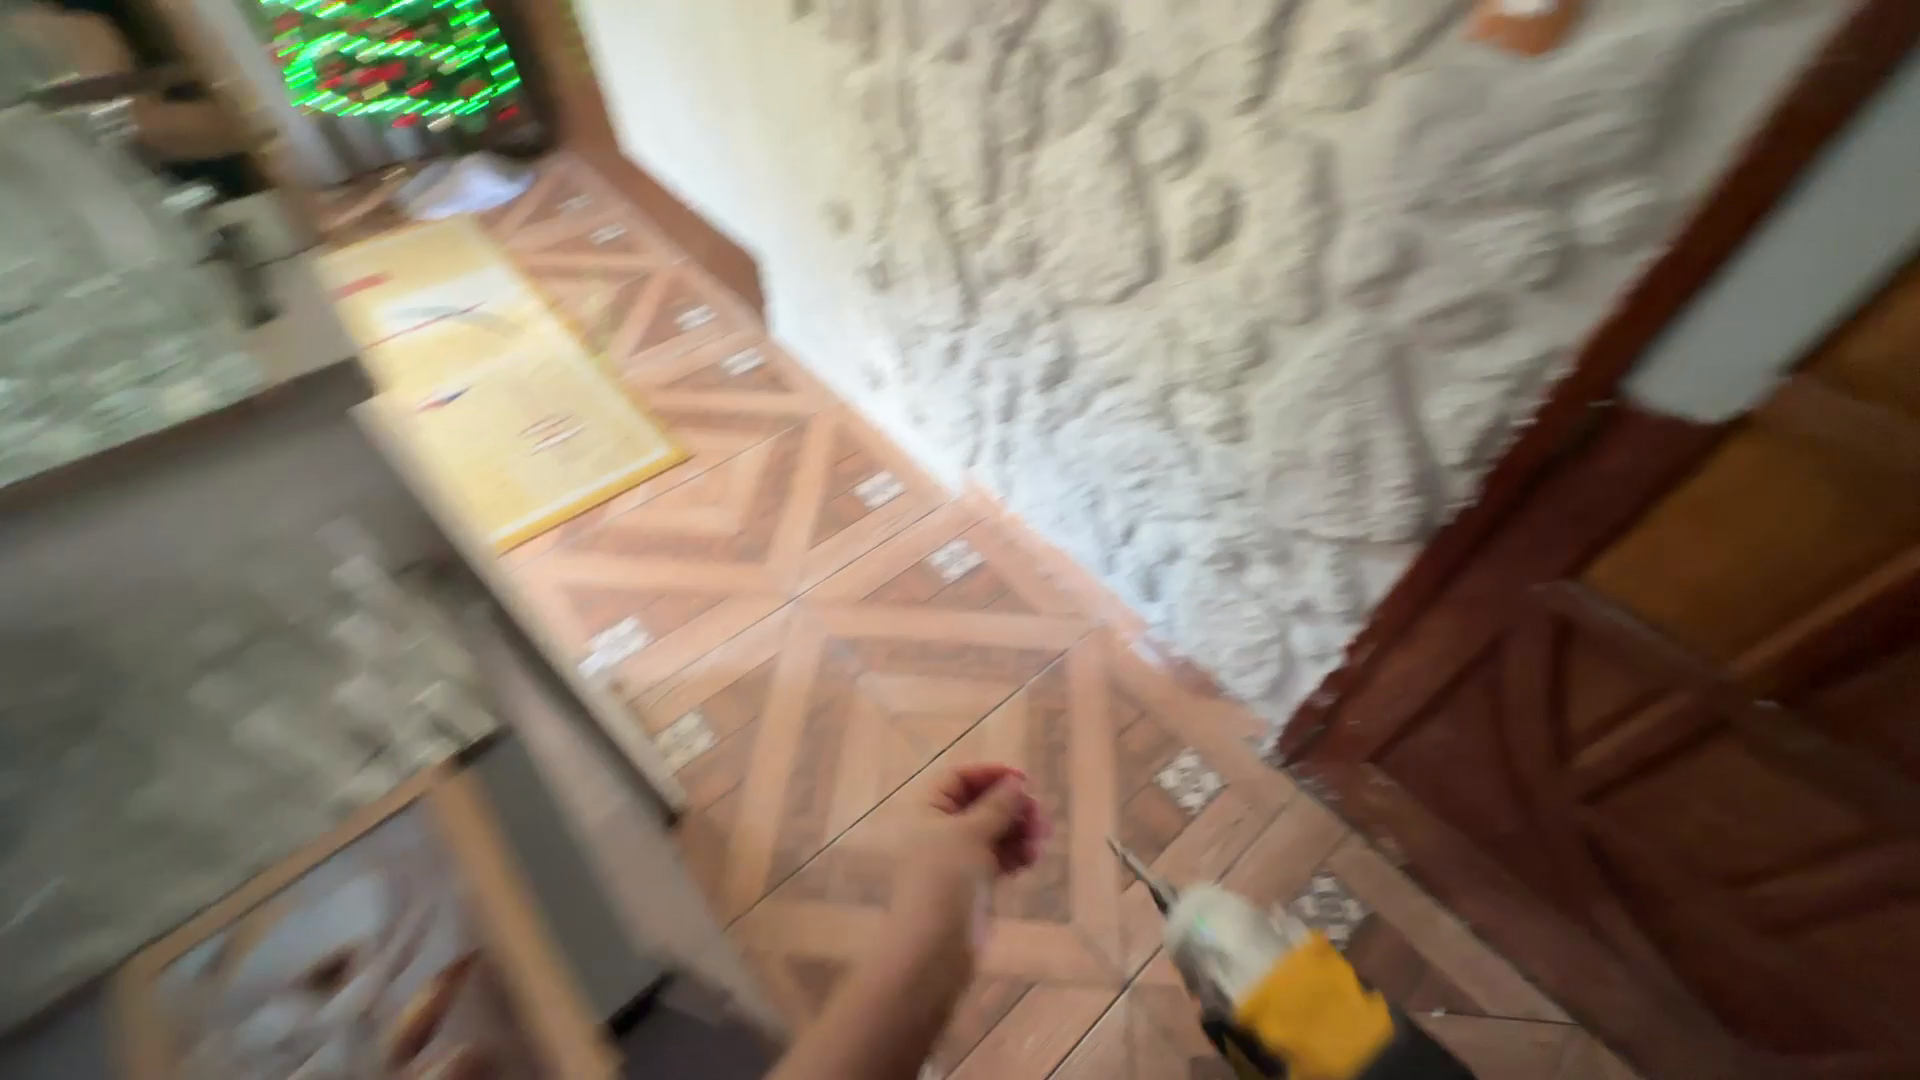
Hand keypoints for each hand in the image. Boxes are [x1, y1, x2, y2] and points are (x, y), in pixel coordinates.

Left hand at [888, 764, 1050, 965]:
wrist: (933, 950)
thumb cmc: (944, 880)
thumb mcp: (970, 834)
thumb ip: (996, 806)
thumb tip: (1015, 784)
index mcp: (927, 810)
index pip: (958, 778)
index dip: (989, 774)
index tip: (1023, 781)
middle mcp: (938, 830)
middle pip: (979, 804)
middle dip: (1010, 806)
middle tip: (1038, 815)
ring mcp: (955, 858)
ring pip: (992, 832)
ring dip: (1017, 830)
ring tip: (1041, 838)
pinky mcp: (971, 884)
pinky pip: (997, 858)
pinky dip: (1014, 854)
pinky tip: (1032, 858)